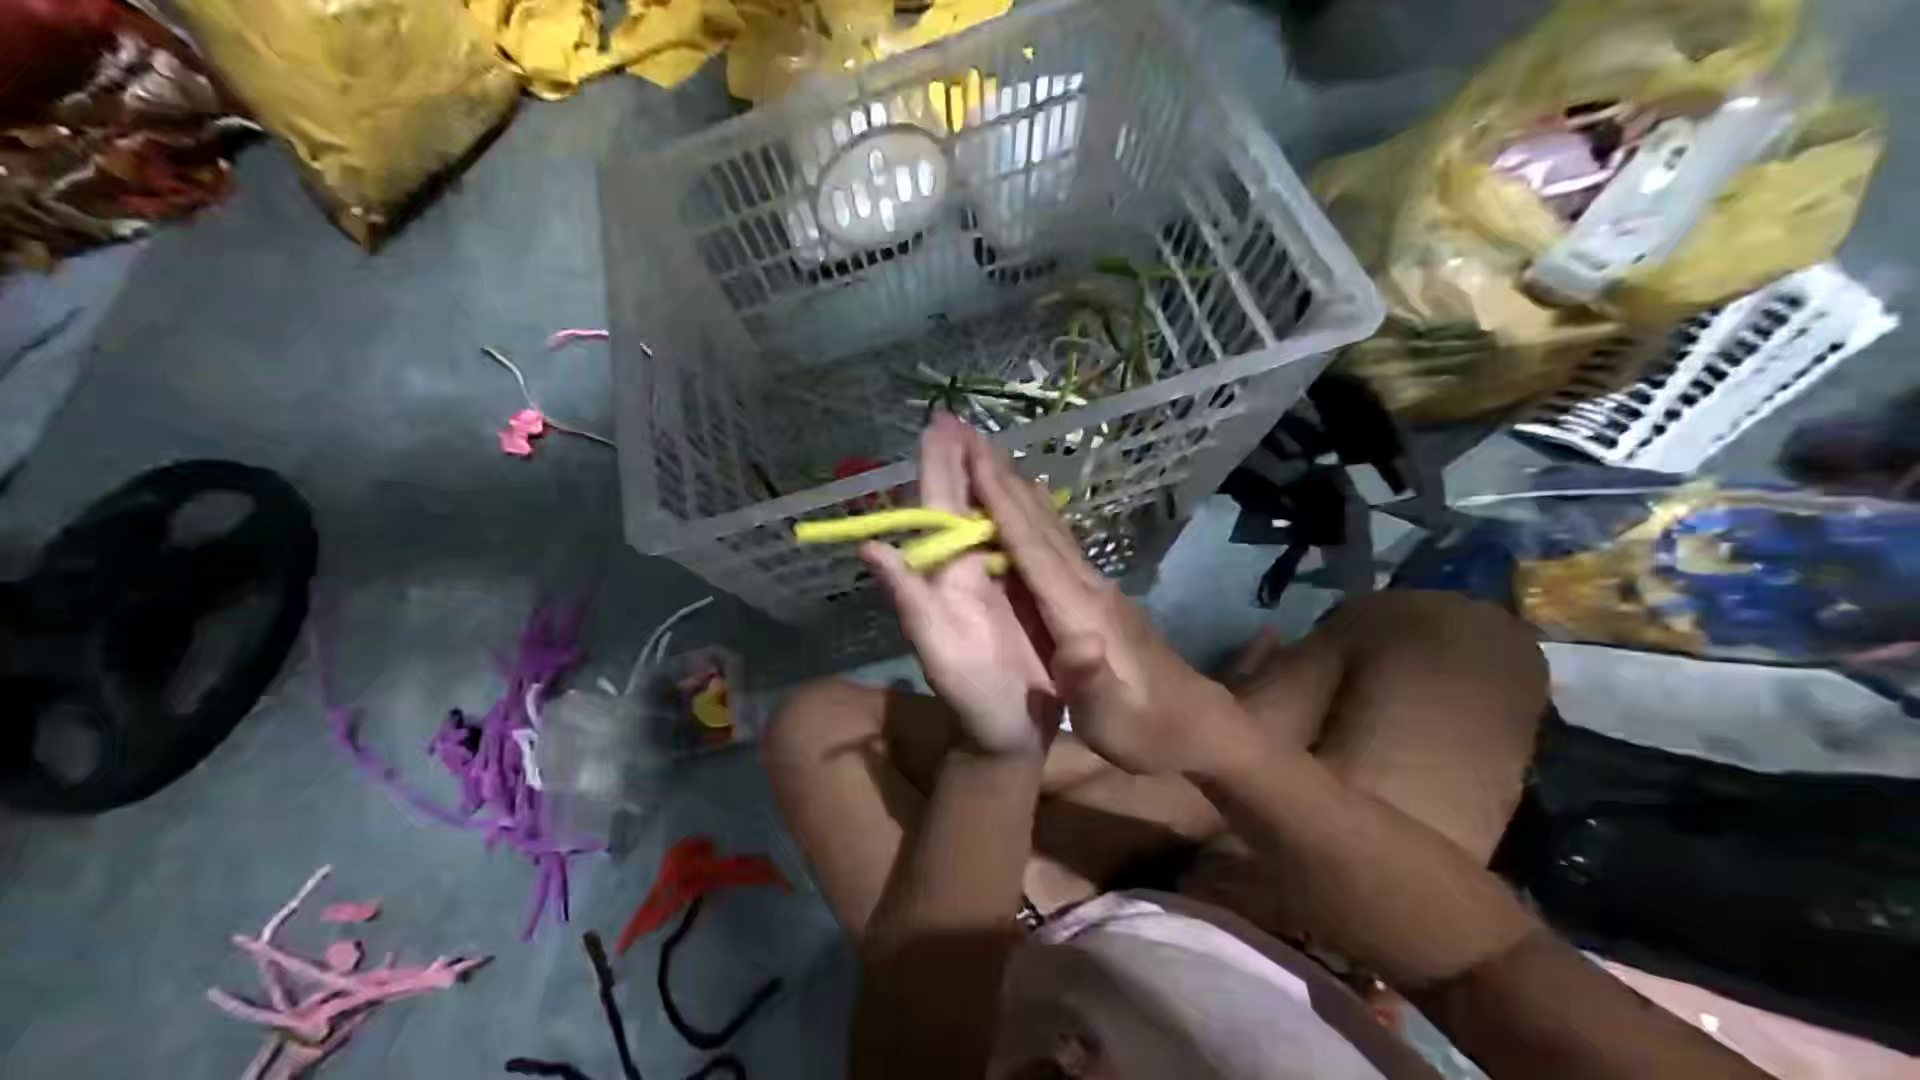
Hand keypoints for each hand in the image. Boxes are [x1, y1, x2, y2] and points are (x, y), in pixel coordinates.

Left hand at [861, 414, 1060, 758]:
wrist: (1009, 732)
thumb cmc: (972, 694)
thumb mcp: (936, 646)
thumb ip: (905, 598)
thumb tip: (868, 546)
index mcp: (945, 573)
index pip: (938, 510)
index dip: (938, 467)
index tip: (939, 424)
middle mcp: (966, 568)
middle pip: (961, 505)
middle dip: (960, 460)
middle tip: (959, 417)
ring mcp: (996, 579)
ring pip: (989, 518)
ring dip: (987, 478)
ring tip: (986, 440)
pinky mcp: (1024, 592)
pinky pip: (1020, 543)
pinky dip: (1019, 513)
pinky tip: (1023, 493)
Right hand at [961, 429, 1251, 776]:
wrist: (1200, 725)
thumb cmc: (1151, 732)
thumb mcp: (1116, 724)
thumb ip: (1092, 685)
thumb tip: (1076, 645)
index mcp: (1084, 615)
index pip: (1037, 552)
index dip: (1005, 508)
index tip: (976, 463)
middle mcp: (1090, 589)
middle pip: (1041, 527)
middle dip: (1004, 482)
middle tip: (970, 439)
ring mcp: (1098, 589)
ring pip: (1051, 530)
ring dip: (1019, 491)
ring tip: (991, 458)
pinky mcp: (1100, 596)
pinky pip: (1059, 545)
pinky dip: (1037, 516)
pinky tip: (1032, 502)